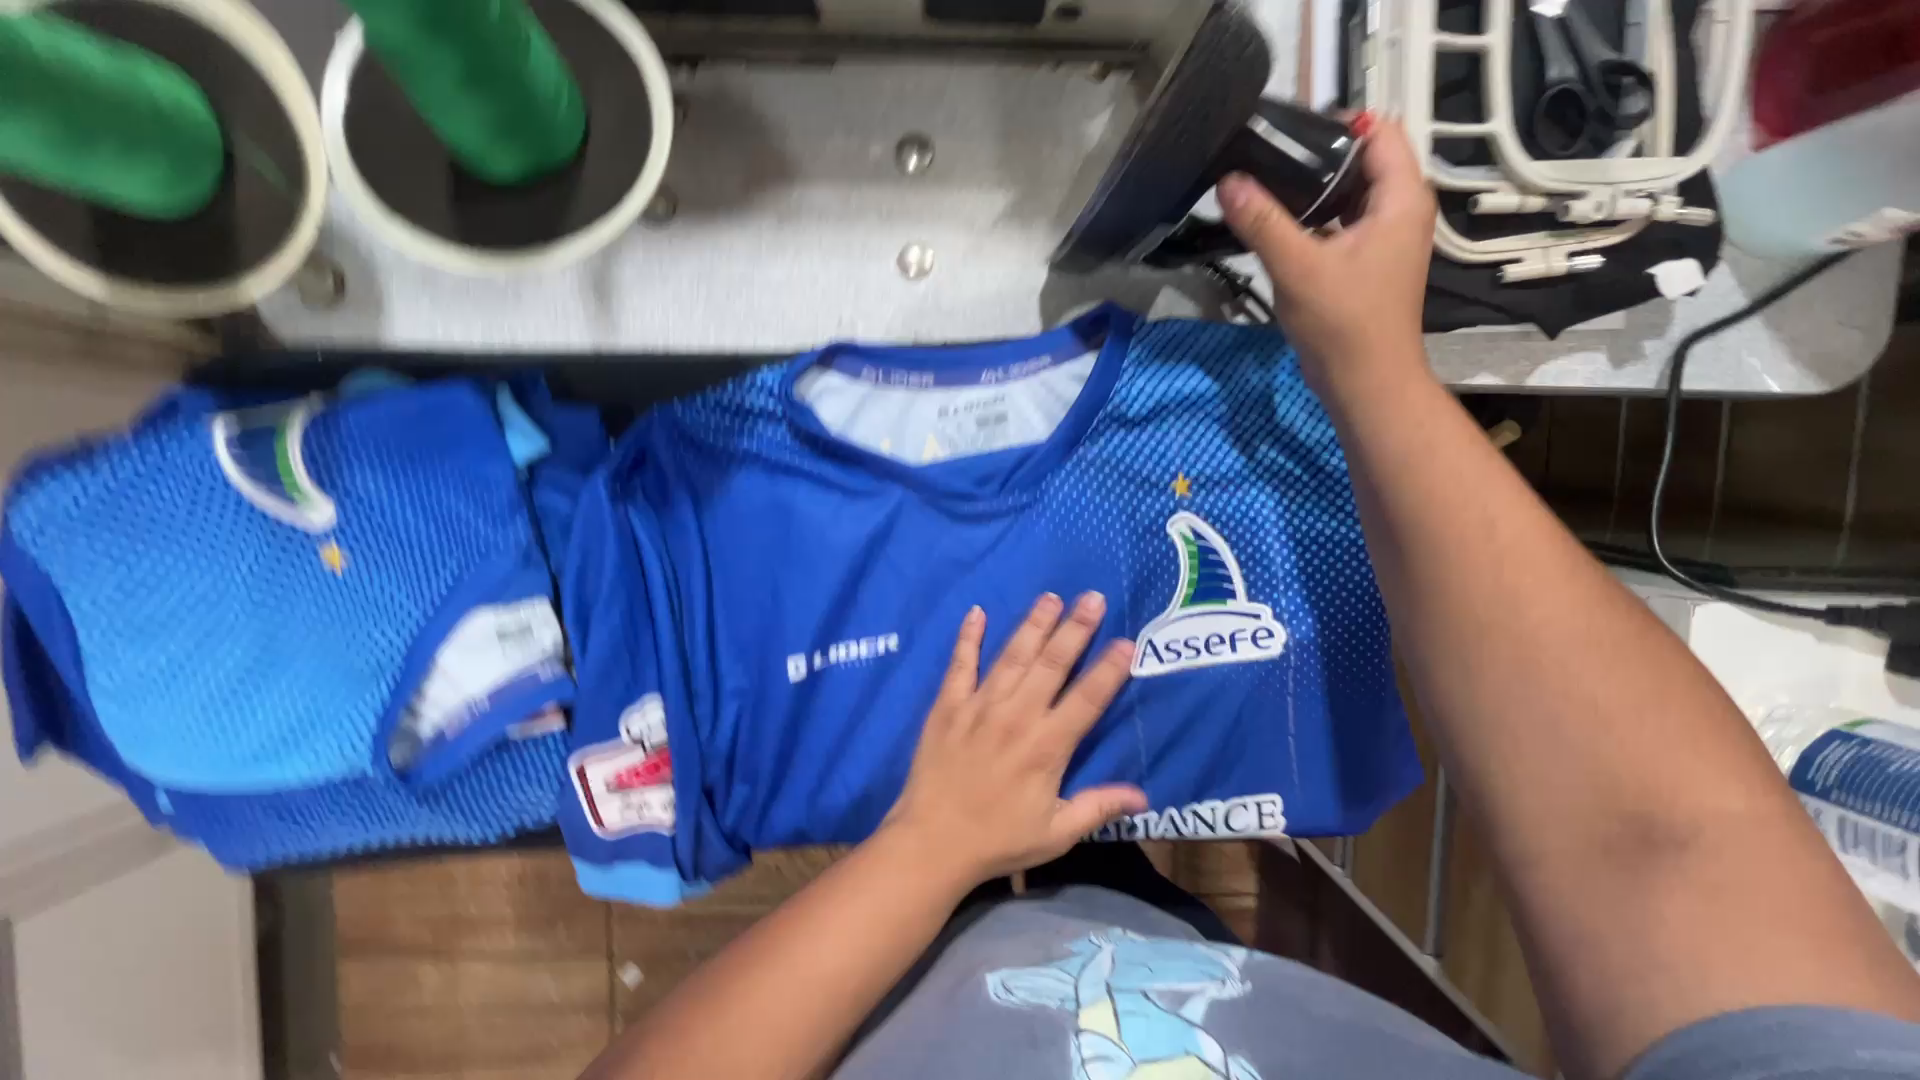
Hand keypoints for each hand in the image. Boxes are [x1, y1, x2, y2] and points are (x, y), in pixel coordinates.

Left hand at [882, 592, 1147, 885]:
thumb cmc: (998, 841)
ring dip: (1032, 624)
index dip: (1108, 670)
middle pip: (1052, 664)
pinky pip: (959, 665)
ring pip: (1011, 656)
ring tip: (1051, 597)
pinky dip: (967, 638)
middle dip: (1075, 629)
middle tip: (1093, 597)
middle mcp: (1016, 716)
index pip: (1086, 699)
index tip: (1127, 642)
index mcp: (1047, 746)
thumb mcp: (1056, 833)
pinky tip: (976, 612)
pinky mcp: (947, 706)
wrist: (931, 843)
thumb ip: (1098, 808)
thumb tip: (1143, 797)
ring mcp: (979, 707)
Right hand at [1217, 117, 1437, 390]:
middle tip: (1265, 158)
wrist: (1365, 384)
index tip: (1286, 132)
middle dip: (1316, 156)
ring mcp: (1384, 238)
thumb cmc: (1343, 323)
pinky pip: (1341, 223)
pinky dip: (1314, 218)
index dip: (1336, 124)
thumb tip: (1228, 180)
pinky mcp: (1366, 262)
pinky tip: (1277, 224)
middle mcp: (1400, 210)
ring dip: (1312, 190)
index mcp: (1401, 198)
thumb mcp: (1297, 267)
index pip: (1379, 131)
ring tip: (1264, 186)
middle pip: (1362, 161)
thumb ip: (1262, 221)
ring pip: (1348, 194)